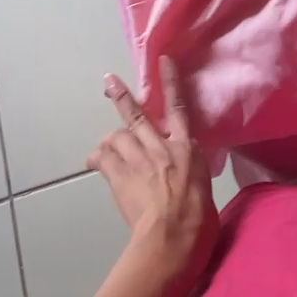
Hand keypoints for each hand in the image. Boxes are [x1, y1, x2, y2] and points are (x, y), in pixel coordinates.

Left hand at [87, 57, 219, 263]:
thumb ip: (190, 167)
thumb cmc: (198, 218)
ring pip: (117, 136)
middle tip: (108, 82)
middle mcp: (161, 146)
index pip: (179, 107)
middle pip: (138, 116)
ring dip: (110, 140)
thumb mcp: (203, 184)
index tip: (163, 60)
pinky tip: (93, 161)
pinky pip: (103, 158)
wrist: (173, 237)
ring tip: (105, 148)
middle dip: (122, 97)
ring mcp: (138, 159)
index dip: (170, 82)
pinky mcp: (119, 176)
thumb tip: (184, 167)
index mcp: (187, 148)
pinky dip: (97, 158)